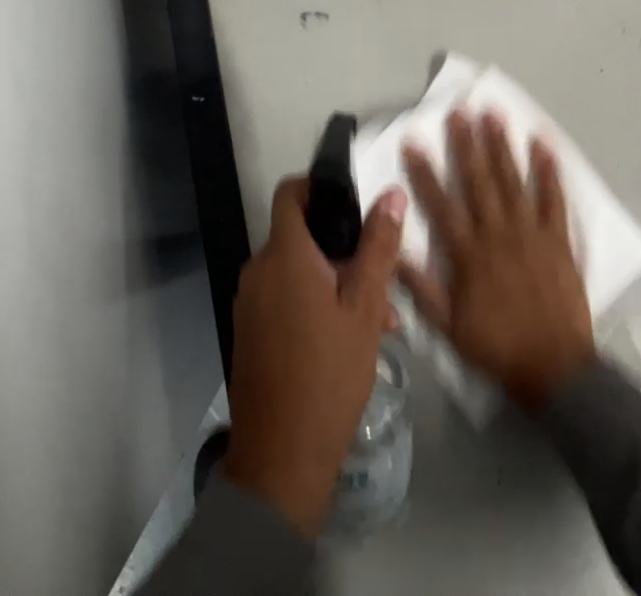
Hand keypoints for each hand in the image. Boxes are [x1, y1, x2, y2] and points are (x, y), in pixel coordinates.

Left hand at [224, 177, 406, 535]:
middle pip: (300, 239)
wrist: (281, 453)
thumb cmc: (330, 373)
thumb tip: (391, 196)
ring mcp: (249, 303)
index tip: (353, 203)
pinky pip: (283, 299)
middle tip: (382, 285)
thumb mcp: (365, 308)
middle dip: (343, 252)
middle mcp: (258, 271)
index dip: (319, 187)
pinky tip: (348, 340)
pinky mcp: (249, 331)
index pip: (290, 194)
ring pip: (296, 273)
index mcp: (284, 256)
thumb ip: (378, 248)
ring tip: (377, 322)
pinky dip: (313, 304)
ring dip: (335, 284)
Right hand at [401, 111, 595, 411]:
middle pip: (479, 182)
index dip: (425, 172)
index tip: (414, 142)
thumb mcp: (448, 326)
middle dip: (467, 145)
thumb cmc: (496, 347)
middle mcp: (497, 236)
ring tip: (494, 115)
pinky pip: (554, 200)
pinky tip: (543, 145)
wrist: (555, 367)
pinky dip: (550, 172)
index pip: (441, 205)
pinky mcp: (559, 241)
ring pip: (513, 182)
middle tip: (459, 112)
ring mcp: (531, 235)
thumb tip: (394, 253)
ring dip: (502, 147)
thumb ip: (421, 288)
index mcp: (468, 256)